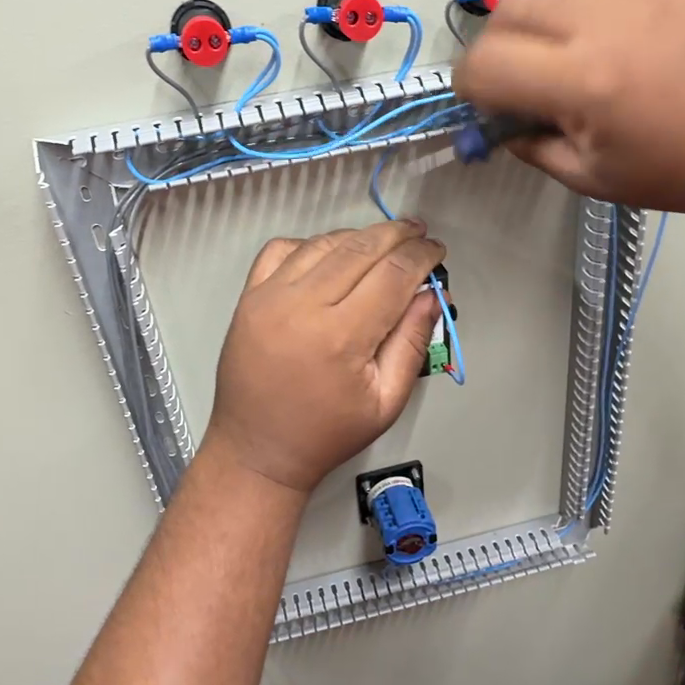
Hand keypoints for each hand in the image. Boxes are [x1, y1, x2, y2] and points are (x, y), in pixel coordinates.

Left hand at [201, 220, 446, 496]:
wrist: (258, 451)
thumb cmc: (322, 436)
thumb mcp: (385, 402)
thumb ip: (412, 343)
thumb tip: (432, 297)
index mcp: (341, 337)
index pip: (394, 273)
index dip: (422, 256)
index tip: (435, 252)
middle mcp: (302, 308)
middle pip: (361, 248)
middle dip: (397, 235)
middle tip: (418, 234)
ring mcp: (269, 299)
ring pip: (323, 243)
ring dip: (358, 236)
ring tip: (383, 241)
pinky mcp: (249, 299)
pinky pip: (281, 250)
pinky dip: (310, 243)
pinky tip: (329, 254)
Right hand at [453, 0, 684, 222]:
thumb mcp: (593, 178)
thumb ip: (531, 144)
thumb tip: (497, 120)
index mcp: (586, 81)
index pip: (486, 61)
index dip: (470, 84)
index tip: (484, 100)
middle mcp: (611, 18)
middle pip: (512, 2)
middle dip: (500, 41)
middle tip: (524, 75)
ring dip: (559, 28)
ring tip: (601, 66)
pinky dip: (608, 16)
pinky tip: (645, 49)